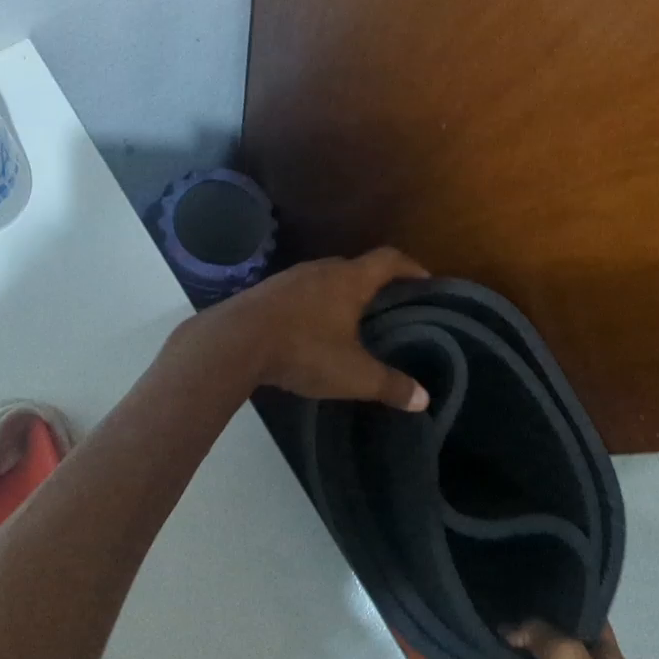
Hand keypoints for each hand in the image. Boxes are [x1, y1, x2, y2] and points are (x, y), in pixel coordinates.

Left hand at [186, 247, 430, 409]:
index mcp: (349, 280)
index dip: (411, 267)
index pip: (389, 259)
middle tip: (390, 306)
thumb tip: (423, 399)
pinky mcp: (265, 293)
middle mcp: (321, 270)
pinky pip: (300, 292)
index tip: (426, 281)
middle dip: (376, 284)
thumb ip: (389, 385)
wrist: (233, 342)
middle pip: (356, 267)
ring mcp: (289, 278)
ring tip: (353, 319)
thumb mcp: (352, 375)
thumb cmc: (303, 350)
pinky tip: (312, 329)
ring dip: (342, 294)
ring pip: (325, 279)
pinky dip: (314, 305)